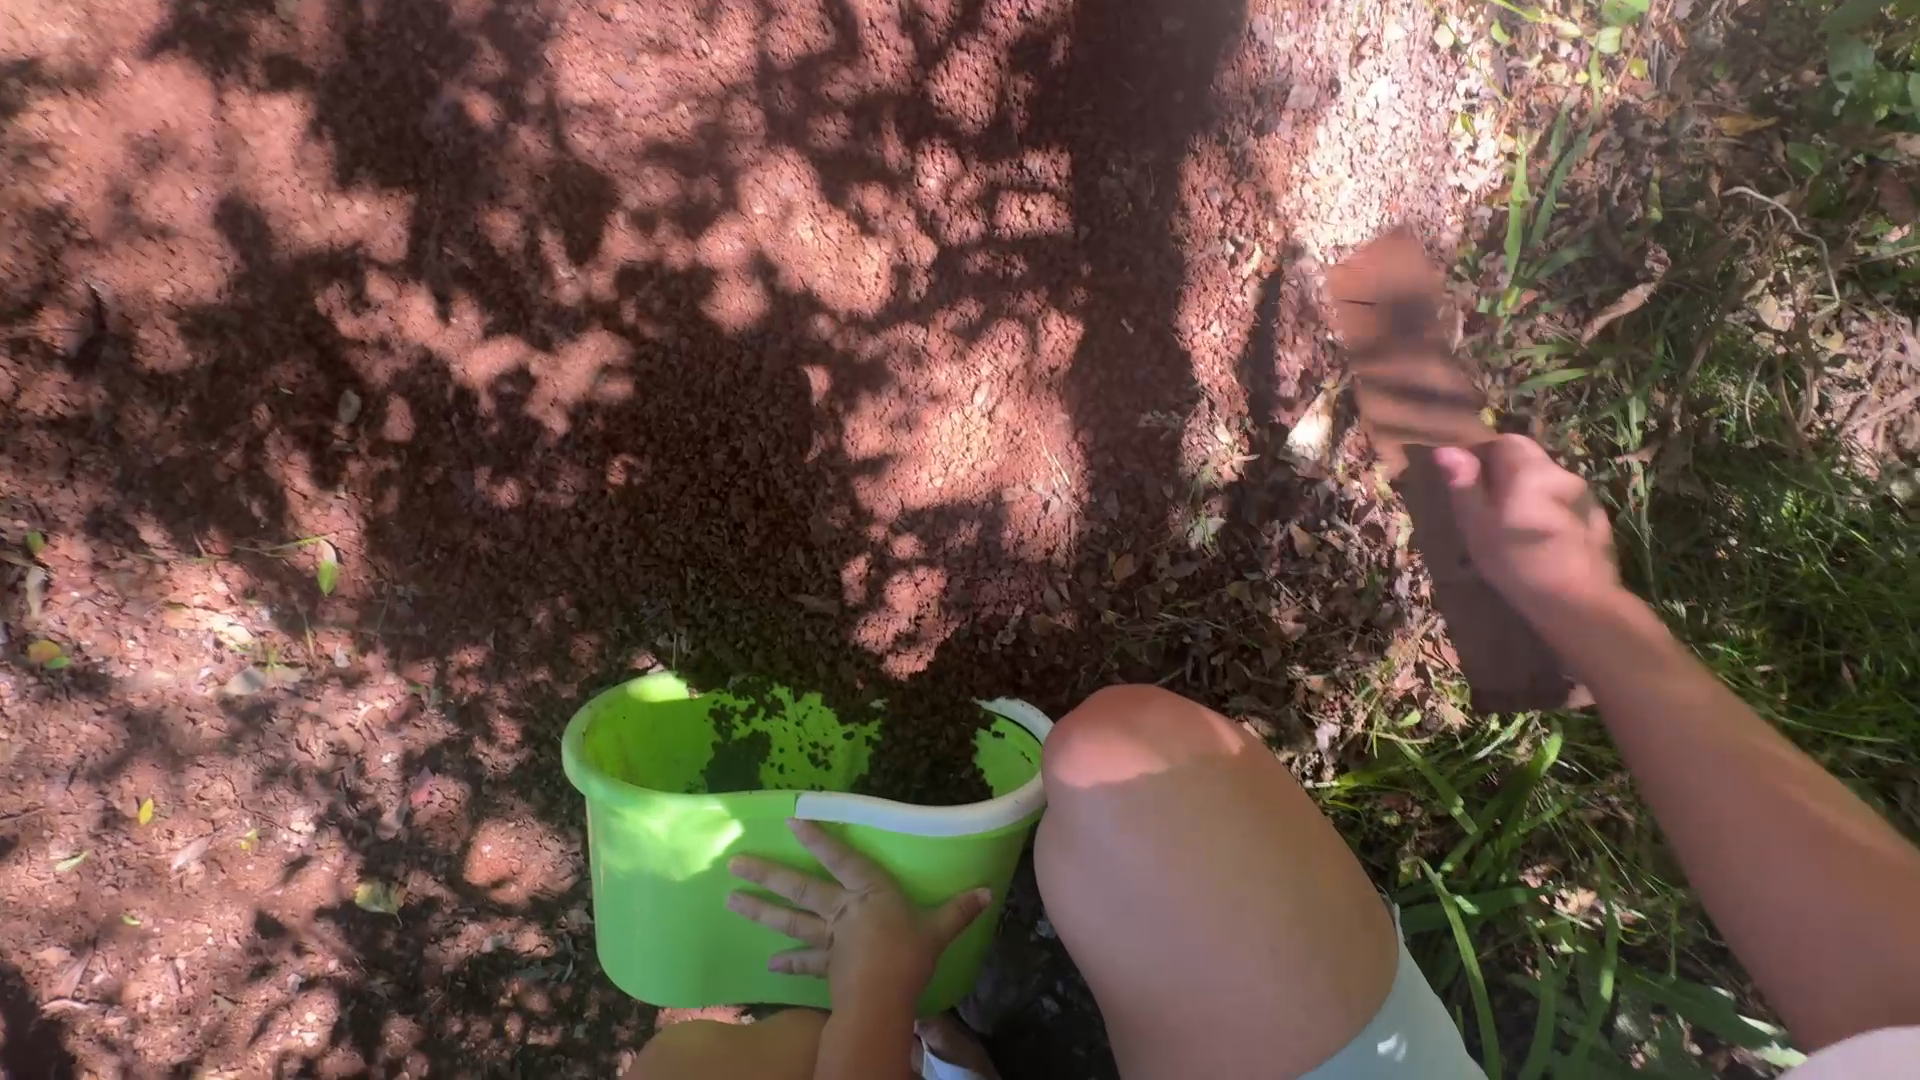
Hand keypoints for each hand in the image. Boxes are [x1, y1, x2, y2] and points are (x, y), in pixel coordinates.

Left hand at [726, 819, 991, 1007]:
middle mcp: (842, 910)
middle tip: (734, 864)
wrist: (882, 1001)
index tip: (791, 821)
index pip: (840, 859)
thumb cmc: (908, 957)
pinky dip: (787, 961)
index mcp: (868, 892)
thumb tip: (988, 892)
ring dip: (761, 911)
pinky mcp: (824, 968)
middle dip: (767, 875)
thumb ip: (958, 911)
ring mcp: (828, 940)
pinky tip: (768, 960)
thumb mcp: (938, 931)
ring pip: (790, 921)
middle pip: (800, 889)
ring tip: (732, 901)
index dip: (818, 839)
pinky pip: (802, 961)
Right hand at [1433, 435, 1620, 620]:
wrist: (1577, 601)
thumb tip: (1447, 450)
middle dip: (1504, 471)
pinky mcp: (1597, 520)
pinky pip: (1564, 502)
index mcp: (1529, 471)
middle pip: (1529, 458)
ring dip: (1526, 491)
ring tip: (1508, 522)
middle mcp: (1561, 474)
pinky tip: (1536, 537)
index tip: (1464, 477)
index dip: (1482, 453)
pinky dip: (1546, 509)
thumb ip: (1464, 484)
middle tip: (1482, 502)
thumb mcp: (1476, 524)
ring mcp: (1584, 497)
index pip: (1505, 441)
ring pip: (1546, 481)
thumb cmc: (1514, 560)